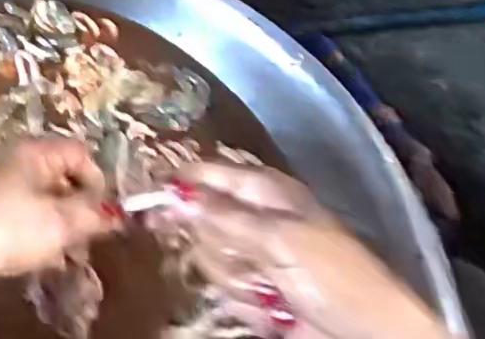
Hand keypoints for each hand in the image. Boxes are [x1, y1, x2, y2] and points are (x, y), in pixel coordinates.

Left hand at [0, 136, 121, 289]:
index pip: (81, 152)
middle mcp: (18, 152)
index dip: (97, 181)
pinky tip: (32, 245)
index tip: (100, 215)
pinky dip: (35, 218)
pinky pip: (22, 199)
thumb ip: (92, 215)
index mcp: (38, 149)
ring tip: (60, 245)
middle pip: (62, 169)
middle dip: (78, 201)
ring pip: (42, 187)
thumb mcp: (59, 223)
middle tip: (82, 234)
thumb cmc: (9, 226)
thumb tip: (116, 212)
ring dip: (57, 214)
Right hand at [161, 163, 449, 338]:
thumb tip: (175, 193)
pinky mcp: (261, 292)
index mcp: (264, 189)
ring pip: (214, 257)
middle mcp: (256, 215)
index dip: (181, 181)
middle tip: (239, 262)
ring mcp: (258, 255)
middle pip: (205, 217)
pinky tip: (270, 311)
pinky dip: (245, 303)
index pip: (210, 173)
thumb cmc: (333, 275)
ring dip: (233, 278)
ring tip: (265, 292)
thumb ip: (224, 216)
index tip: (151, 197)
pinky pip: (229, 289)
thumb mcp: (279, 239)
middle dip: (216, 245)